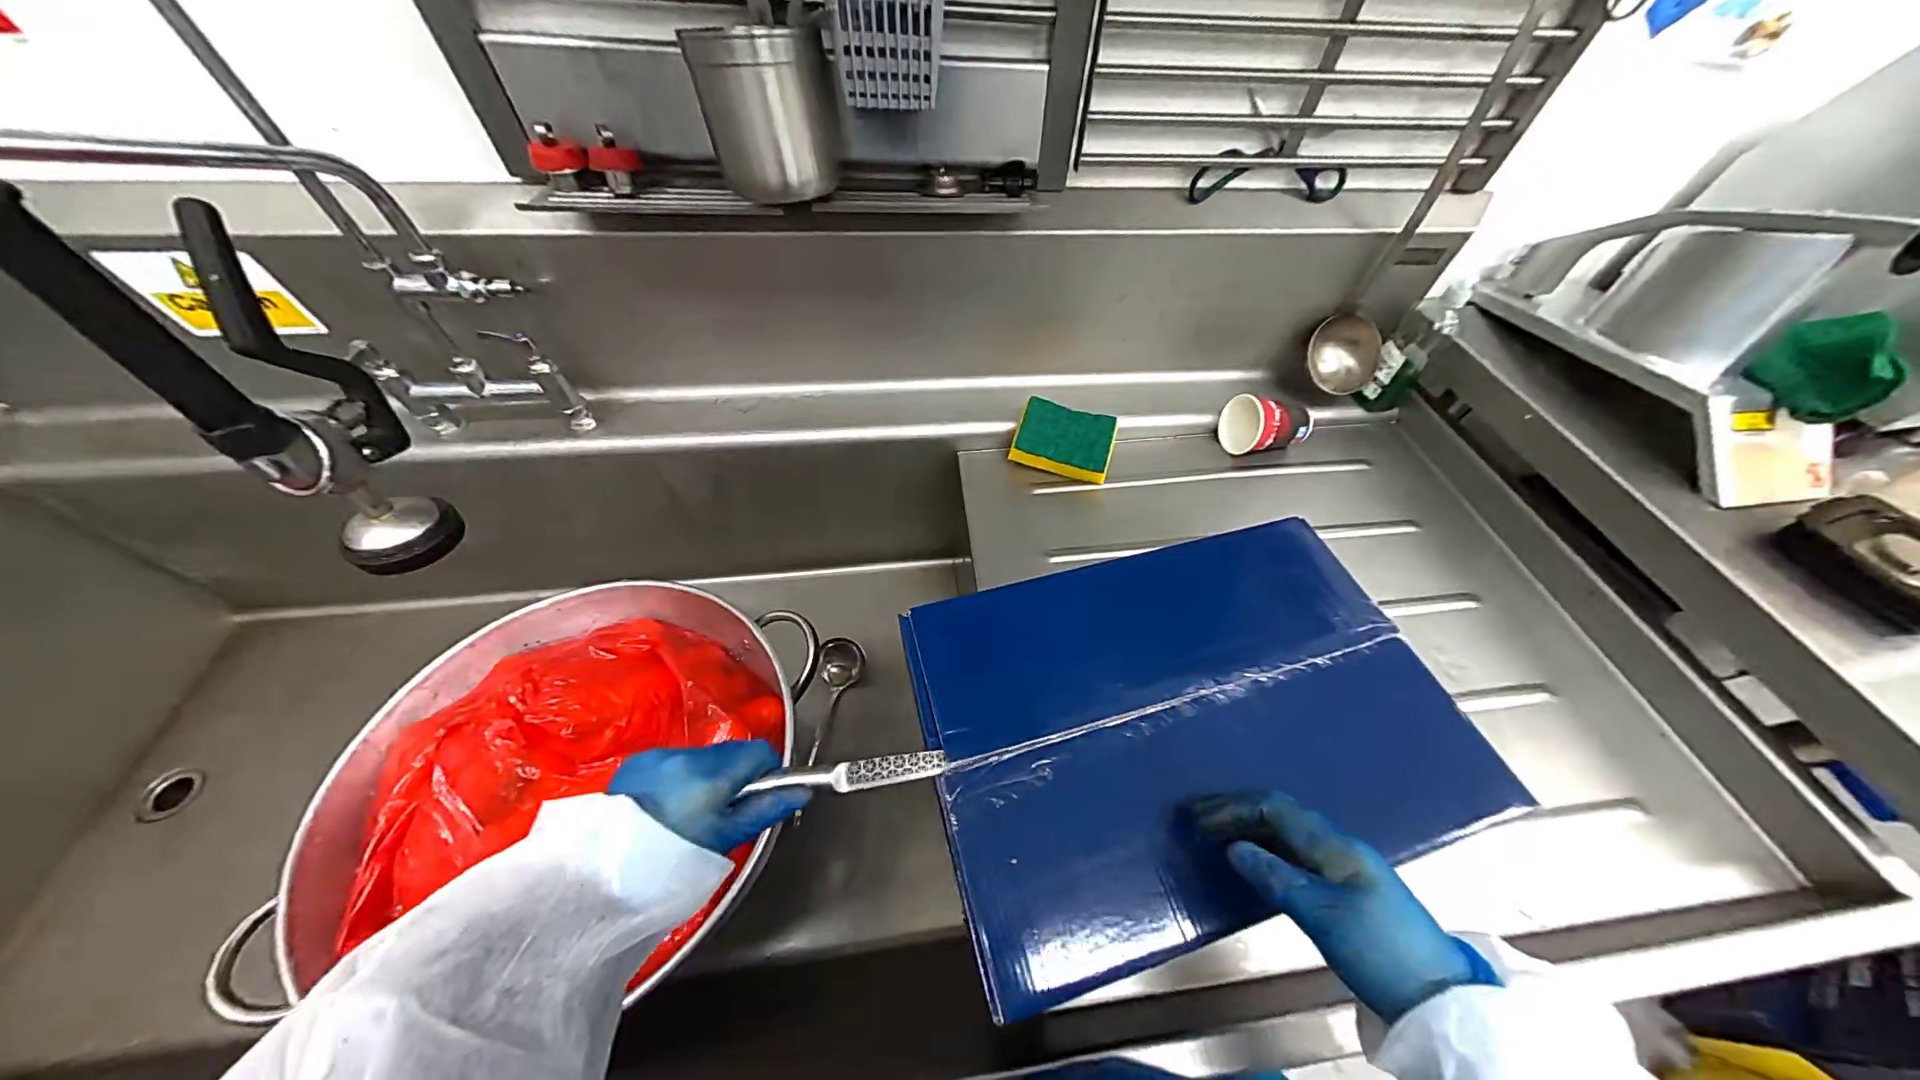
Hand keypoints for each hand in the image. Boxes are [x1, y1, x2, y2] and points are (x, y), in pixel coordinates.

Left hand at [608, 741, 809, 853]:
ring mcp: (656, 757)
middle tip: (725, 813)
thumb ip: (766, 809)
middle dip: (735, 776)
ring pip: (701, 757)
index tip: (758, 796)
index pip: (759, 751)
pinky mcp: (636, 763)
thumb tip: (799, 792)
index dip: (766, 773)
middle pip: (730, 752)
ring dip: (706, 777)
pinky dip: (678, 779)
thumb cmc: (669, 864)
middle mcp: (684, 756)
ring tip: (692, 815)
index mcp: (711, 773)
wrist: (602, 878)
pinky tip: (667, 809)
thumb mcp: (726, 840)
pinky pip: (672, 763)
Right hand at [1186, 791, 1493, 1022]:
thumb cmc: (1380, 952)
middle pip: (1279, 815)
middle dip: (1235, 812)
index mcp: (1336, 846)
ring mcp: (1344, 869)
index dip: (1233, 807)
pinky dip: (1265, 852)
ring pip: (1286, 835)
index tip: (1199, 818)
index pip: (1275, 808)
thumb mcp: (1322, 915)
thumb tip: (1234, 848)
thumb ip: (1275, 877)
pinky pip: (1294, 856)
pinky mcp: (1345, 891)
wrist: (1438, 1000)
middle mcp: (1340, 848)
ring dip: (1248, 830)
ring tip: (1213, 836)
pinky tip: (1249, 863)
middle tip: (1196, 818)